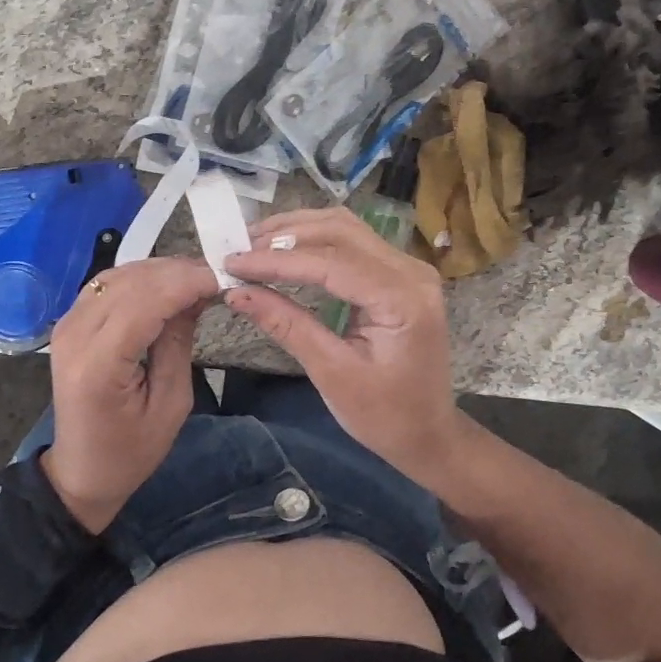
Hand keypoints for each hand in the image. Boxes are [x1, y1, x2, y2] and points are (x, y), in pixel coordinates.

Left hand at [42, 257, 219, 532]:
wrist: (81, 470)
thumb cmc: (131, 451)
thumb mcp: (171, 405)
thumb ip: (178, 344)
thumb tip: (198, 294)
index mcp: (99, 365)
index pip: (145, 302)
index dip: (186, 282)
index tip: (223, 279)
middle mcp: (75, 336)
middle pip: (130, 282)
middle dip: (177, 272)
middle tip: (216, 277)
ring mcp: (66, 326)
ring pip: (117, 276)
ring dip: (159, 272)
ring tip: (197, 280)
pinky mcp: (68, 323)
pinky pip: (106, 286)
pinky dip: (139, 279)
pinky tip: (166, 287)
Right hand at [222, 209, 469, 478]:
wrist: (428, 433)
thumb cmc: (384, 415)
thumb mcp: (331, 373)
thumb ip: (287, 326)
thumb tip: (236, 293)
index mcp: (403, 300)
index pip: (331, 262)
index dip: (278, 260)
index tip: (232, 263)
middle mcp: (412, 272)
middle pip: (340, 231)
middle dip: (284, 236)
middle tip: (238, 249)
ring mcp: (409, 269)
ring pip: (346, 228)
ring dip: (297, 231)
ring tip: (254, 244)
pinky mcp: (399, 274)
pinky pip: (353, 242)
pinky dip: (314, 241)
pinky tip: (284, 249)